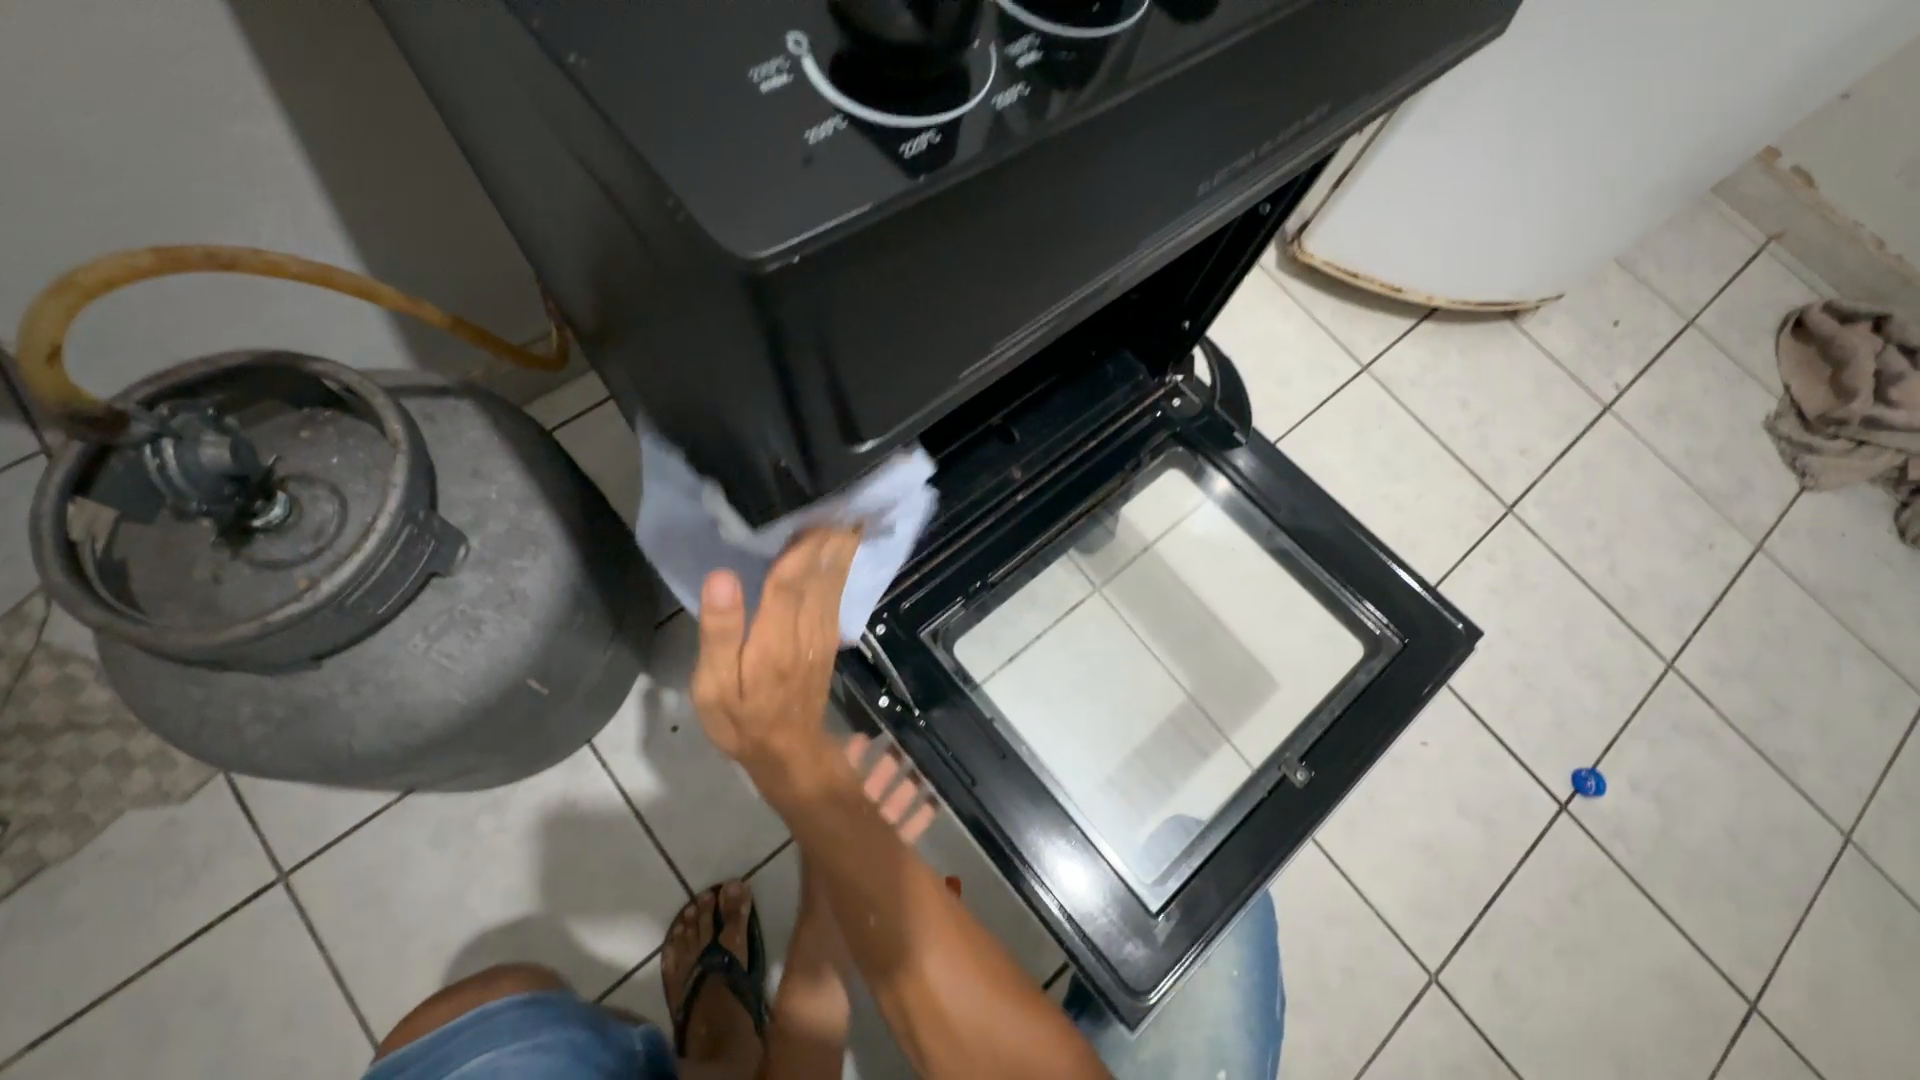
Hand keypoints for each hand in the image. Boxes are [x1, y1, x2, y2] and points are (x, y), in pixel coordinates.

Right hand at [690, 528, 860, 792]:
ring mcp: (823, 633)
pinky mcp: (828, 638)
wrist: (785, 751)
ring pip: (834, 580)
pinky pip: (838, 593)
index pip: (791, 577)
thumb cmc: (742, 717)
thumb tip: (724, 576)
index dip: (803, 542)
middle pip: (821, 572)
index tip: (812, 505)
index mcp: (775, 636)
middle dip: (830, 534)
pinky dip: (842, 567)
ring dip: (841, 545)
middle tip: (841, 492)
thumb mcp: (715, 684)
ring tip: (849, 509)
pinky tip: (844, 549)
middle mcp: (806, 628)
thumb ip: (722, 630)